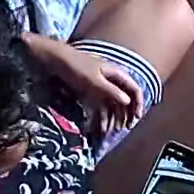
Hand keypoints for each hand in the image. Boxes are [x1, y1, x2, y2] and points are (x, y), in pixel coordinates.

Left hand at [24, 35, 144, 124]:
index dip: (138, 104)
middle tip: (126, 128)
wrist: (54, 61)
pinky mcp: (92, 95)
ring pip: (115, 107)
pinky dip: (104, 119)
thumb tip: (127, 102)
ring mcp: (102, 89)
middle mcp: (112, 82)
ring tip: (112, 133)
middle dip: (127, 115)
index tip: (136, 118)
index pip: (135, 89)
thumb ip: (111, 91)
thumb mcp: (94, 80)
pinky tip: (102, 130)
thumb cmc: (75, 66)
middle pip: (127, 100)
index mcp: (116, 74)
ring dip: (115, 120)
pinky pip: (103, 109)